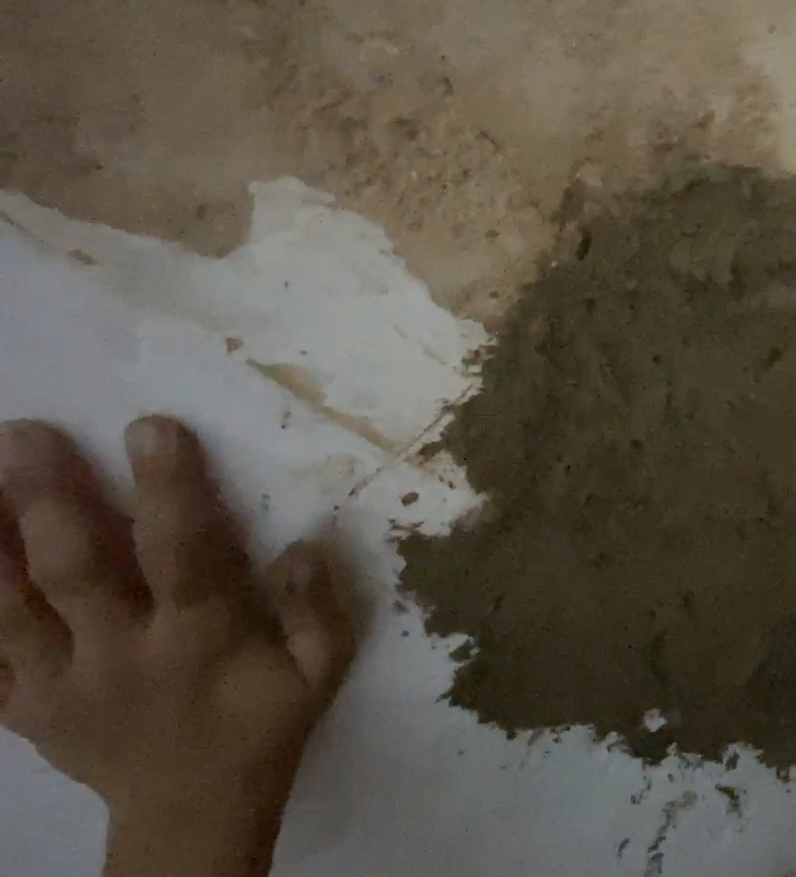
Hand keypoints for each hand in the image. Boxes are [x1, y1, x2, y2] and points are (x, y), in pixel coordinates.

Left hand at [0, 417, 355, 873]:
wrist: (191, 808)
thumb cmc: (270, 722)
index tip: (152, 429)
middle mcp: (119, 653)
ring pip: (7, 602)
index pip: (183, 551)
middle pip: (74, 567)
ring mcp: (56, 681)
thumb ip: (318, 606)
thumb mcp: (324, 667)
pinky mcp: (20, 702)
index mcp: (201, 639)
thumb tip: (304, 543)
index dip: (169, 488)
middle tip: (25, 432)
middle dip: (47, 496)